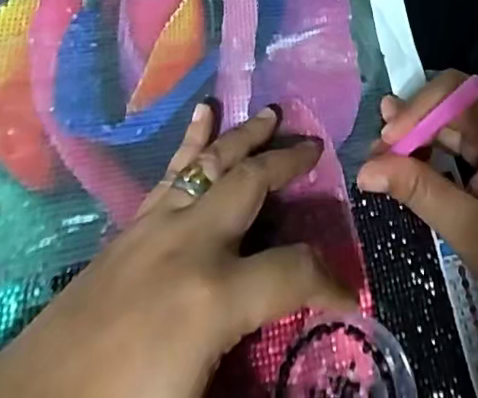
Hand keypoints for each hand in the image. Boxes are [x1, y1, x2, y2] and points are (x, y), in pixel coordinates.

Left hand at [0, 104, 354, 397]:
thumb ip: (248, 362)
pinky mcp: (130, 227)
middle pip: (250, 184)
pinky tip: (202, 116)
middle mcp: (189, 243)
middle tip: (315, 148)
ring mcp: (155, 226)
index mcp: (213, 295)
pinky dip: (191, 142)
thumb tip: (281, 353)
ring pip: (210, 163)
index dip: (329, 282)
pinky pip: (172, 173)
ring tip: (271, 114)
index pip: (294, 272)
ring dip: (244, 137)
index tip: (347, 295)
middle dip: (287, 162)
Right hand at [355, 71, 477, 335]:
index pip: (458, 95)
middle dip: (411, 121)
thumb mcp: (470, 233)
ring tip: (385, 158)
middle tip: (377, 156)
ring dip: (416, 130)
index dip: (416, 112)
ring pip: (449, 108)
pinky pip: (457, 124)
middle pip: (451, 96)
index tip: (384, 147)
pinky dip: (430, 140)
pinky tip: (408, 158)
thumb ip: (419, 191)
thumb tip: (365, 169)